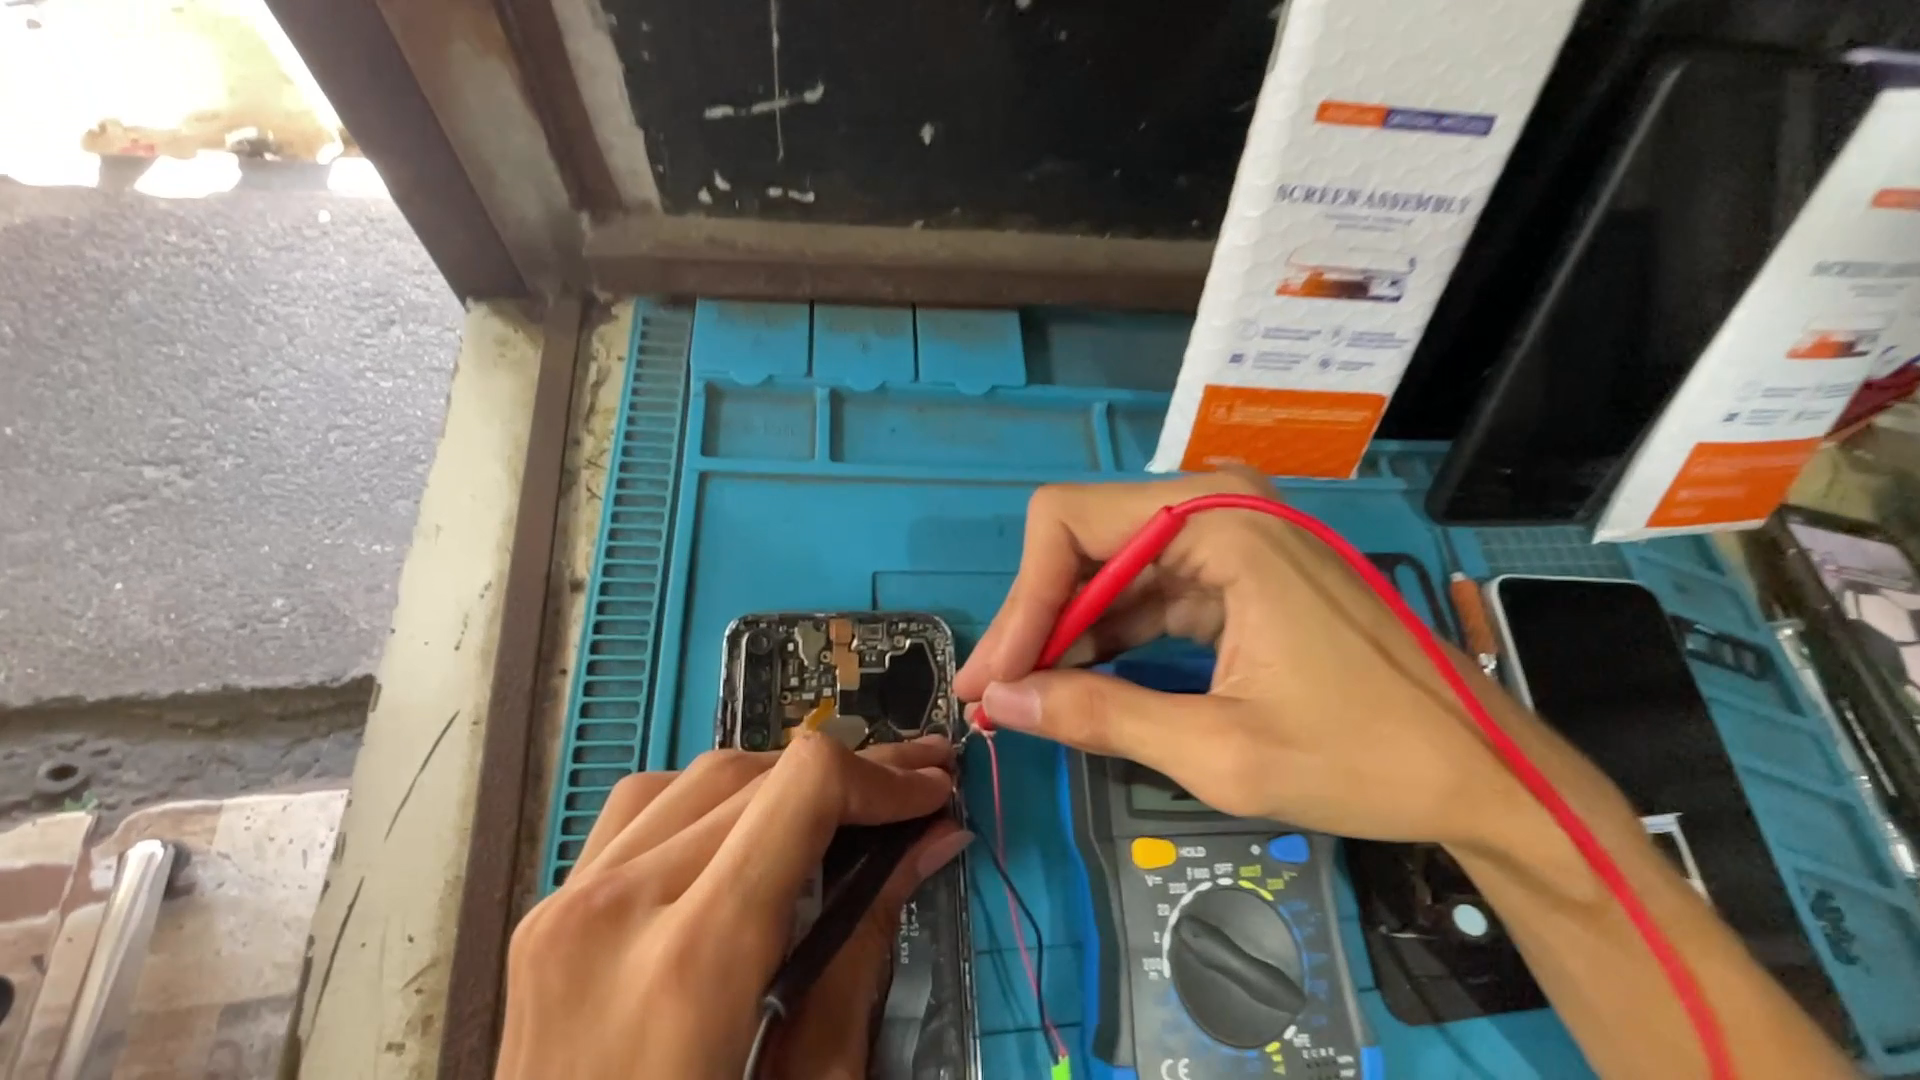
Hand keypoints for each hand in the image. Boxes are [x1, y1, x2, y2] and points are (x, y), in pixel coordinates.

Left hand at [496, 735, 972, 1079]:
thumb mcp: (815, 1078)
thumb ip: (867, 943)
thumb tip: (933, 839)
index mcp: (694, 962)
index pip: (801, 791)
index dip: (882, 776)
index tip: (930, 792)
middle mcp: (617, 908)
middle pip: (756, 775)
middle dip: (848, 774)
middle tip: (911, 790)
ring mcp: (567, 905)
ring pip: (698, 778)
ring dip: (779, 783)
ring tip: (837, 812)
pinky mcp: (547, 913)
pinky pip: (640, 809)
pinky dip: (708, 801)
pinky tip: (743, 833)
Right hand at [956, 470, 1533, 849]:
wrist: (1482, 773)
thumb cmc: (1363, 758)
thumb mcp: (1219, 749)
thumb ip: (1098, 715)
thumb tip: (1000, 700)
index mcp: (1218, 523)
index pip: (1069, 524)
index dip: (1021, 602)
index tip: (994, 680)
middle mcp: (1219, 506)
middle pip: (1085, 540)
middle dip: (1038, 619)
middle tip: (998, 696)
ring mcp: (1233, 536)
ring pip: (1113, 568)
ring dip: (1068, 631)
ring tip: (1028, 698)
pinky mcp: (1242, 571)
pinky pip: (1152, 590)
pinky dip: (1112, 636)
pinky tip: (1082, 681)